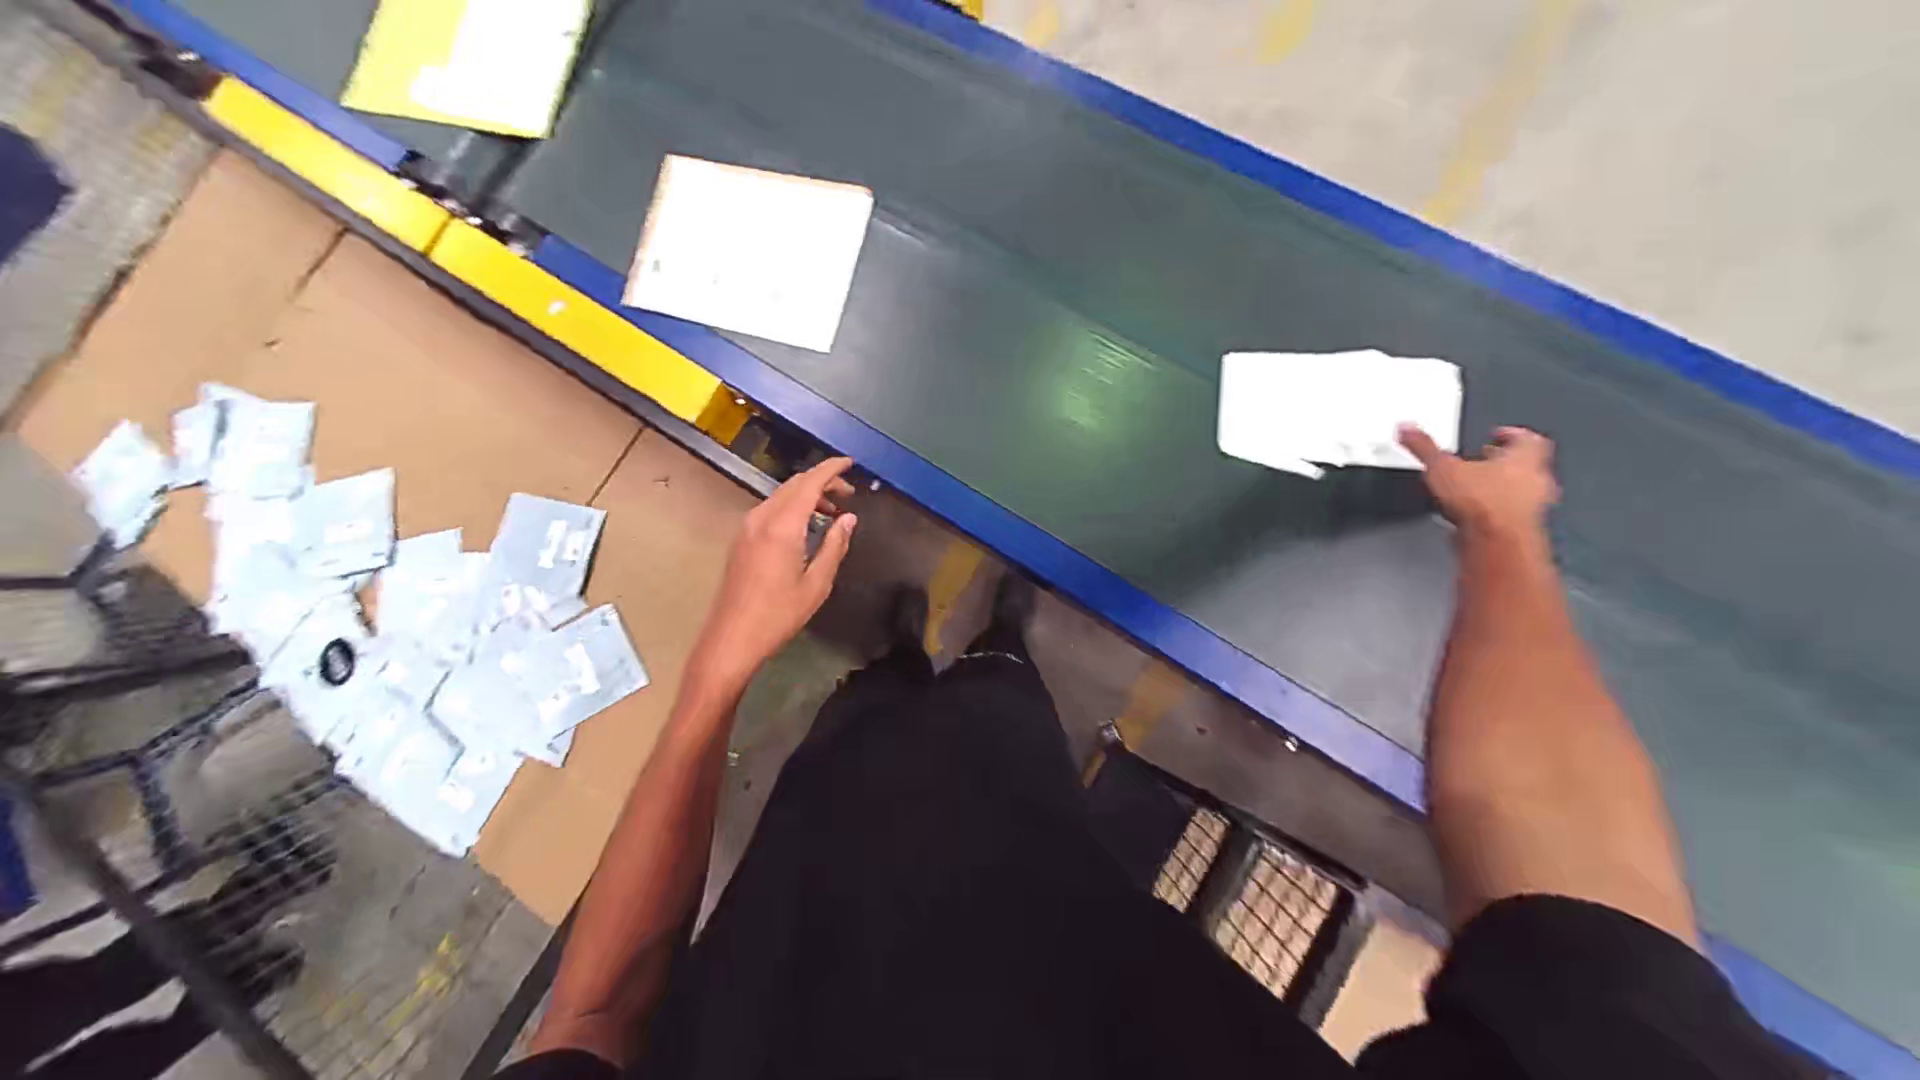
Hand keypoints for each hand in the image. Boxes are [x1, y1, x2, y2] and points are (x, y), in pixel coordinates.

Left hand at [689, 457, 858, 689]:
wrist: (731, 638)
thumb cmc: (778, 615)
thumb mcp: (817, 583)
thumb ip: (835, 546)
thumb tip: (849, 519)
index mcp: (782, 526)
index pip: (810, 483)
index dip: (832, 470)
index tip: (851, 464)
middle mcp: (761, 518)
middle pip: (794, 485)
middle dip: (822, 481)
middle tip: (848, 493)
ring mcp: (747, 527)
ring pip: (781, 496)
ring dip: (807, 495)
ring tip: (832, 510)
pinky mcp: (741, 539)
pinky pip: (771, 509)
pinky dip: (792, 507)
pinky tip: (806, 525)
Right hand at [1399, 425, 1559, 537]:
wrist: (1497, 541)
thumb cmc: (1484, 501)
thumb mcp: (1441, 467)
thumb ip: (1423, 447)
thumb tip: (1407, 429)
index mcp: (1524, 457)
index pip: (1526, 439)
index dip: (1511, 435)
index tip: (1499, 435)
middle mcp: (1535, 480)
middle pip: (1524, 466)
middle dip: (1502, 464)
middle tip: (1484, 463)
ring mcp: (1532, 507)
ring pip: (1518, 492)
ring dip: (1498, 490)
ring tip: (1474, 492)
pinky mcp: (1522, 530)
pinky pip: (1507, 516)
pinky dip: (1492, 514)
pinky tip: (1472, 517)